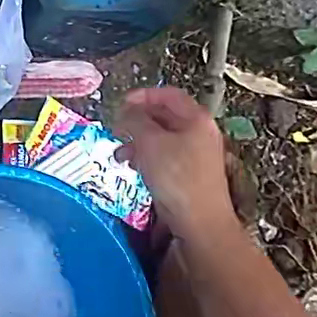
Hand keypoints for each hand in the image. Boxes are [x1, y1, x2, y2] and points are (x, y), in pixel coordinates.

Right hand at [115, 87, 238, 242]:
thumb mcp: (149, 142)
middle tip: (117, 127)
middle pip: (164, 116)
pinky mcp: (189, 174)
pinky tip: (133, 166)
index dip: (143, 95)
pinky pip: (163, 156)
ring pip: (161, 137)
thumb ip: (134, 121)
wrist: (199, 222)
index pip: (168, 94)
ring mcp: (196, 155)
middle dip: (137, 120)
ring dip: (138, 140)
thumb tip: (126, 112)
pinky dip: (145, 156)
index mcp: (196, 119)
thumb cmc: (176, 177)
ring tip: (120, 151)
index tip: (121, 103)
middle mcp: (199, 133)